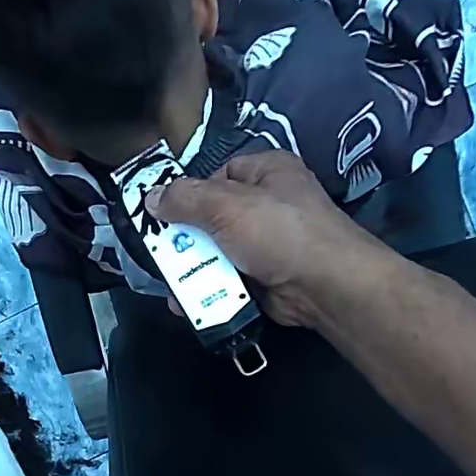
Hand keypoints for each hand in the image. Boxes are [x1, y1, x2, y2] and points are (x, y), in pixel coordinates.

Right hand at [149, 151, 397, 327]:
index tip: (169, 214)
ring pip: (220, 253)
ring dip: (195, 270)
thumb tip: (151, 198)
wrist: (325, 285)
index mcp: (268, 171)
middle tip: (161, 255)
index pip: (220, 175)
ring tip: (171, 286)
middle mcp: (271, 204)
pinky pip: (231, 280)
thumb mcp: (225, 205)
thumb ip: (184, 199)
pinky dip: (211, 291)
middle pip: (216, 218)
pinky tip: (188, 304)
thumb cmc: (277, 231)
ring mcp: (271, 244)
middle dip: (188, 238)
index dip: (193, 193)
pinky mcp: (268, 278)